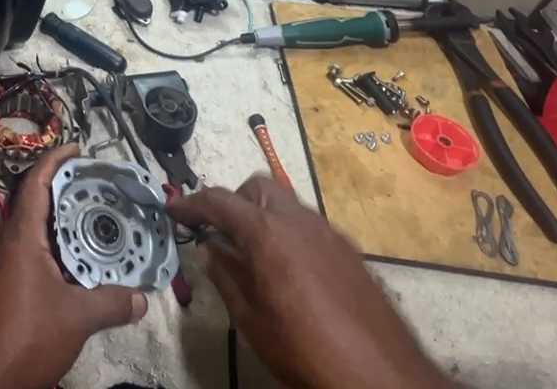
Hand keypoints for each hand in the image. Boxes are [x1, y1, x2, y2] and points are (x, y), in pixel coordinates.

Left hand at [0, 145, 147, 388]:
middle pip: (33, 202)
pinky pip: (28, 253)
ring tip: (93, 221)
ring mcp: (0, 266)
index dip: (55, 160)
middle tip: (97, 186)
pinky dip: (52, 249)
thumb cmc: (27, 337)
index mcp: (20, 236)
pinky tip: (74, 264)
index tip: (77, 147)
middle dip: (62, 190)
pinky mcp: (0, 287)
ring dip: (58, 222)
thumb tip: (141, 298)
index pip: (35, 183)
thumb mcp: (76, 318)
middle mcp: (6, 243)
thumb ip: (110, 302)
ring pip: (31, 230)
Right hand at [168, 175, 453, 388]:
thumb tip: (209, 248)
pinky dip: (286, 231)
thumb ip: (226, 276)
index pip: (218, 201)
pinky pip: (307, 224)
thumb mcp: (251, 320)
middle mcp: (298, 220)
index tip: (172, 211)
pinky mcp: (349, 251)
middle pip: (256, 187)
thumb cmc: (306, 350)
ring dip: (260, 214)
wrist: (383, 379)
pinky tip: (286, 268)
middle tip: (218, 233)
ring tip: (251, 252)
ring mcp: (328, 233)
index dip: (190, 204)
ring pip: (284, 203)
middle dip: (232, 201)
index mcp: (267, 233)